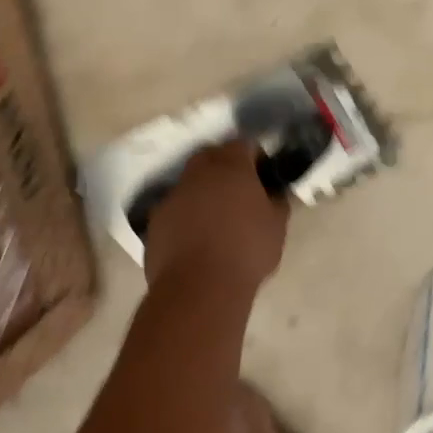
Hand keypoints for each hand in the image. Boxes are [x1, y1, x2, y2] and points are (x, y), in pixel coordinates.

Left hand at [143, 141, 289, 292]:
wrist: (199, 287)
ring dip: (204, 192)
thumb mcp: (277, 225)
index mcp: (231, 167)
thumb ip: (277, 202)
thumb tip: (274, 194)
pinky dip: (187, 216)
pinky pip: (175, 209)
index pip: (243, 144)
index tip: (265, 175)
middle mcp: (197, 174)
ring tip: (219, 218)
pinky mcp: (155, 223)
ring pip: (190, 184)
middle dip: (225, 166)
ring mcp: (172, 198)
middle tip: (241, 190)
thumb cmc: (247, 250)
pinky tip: (199, 239)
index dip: (256, 156)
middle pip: (211, 156)